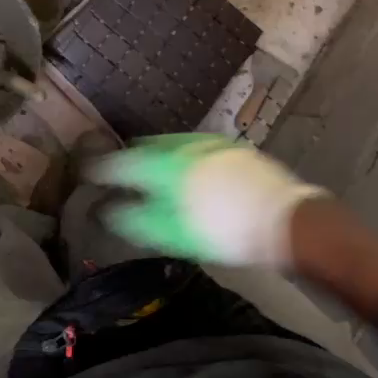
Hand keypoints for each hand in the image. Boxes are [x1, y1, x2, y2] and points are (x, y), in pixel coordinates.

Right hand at [92, 134, 325, 267]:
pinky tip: (187, 178)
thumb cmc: (228, 230)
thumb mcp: (177, 233)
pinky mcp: (232, 149)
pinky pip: (193, 149)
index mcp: (166, 163)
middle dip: (130, 160)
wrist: (288, 219)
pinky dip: (179, 159)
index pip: (122, 161)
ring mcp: (211, 143)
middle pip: (146, 147)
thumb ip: (139, 220)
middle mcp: (185, 144)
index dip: (101, 169)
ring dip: (155, 158)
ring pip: (171, 145)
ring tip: (151, 178)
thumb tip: (110, 211)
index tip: (88, 174)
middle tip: (120, 177)